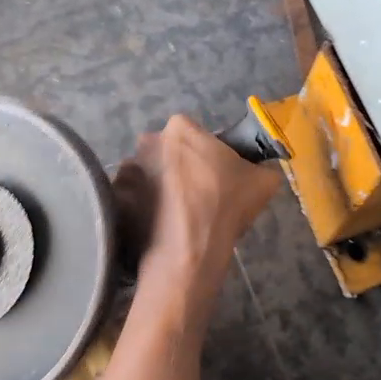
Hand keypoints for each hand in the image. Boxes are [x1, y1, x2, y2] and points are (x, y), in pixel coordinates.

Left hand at [113, 113, 282, 301]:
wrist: (188, 252)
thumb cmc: (224, 206)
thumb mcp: (263, 182)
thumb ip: (262, 167)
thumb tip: (261, 169)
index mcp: (181, 128)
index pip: (194, 132)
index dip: (206, 152)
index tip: (215, 174)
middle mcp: (149, 140)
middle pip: (169, 150)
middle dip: (180, 167)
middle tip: (198, 196)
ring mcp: (128, 169)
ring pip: (150, 173)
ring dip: (160, 187)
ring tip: (177, 217)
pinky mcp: (117, 198)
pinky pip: (132, 198)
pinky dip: (142, 208)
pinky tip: (159, 228)